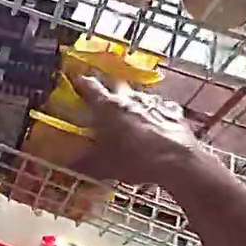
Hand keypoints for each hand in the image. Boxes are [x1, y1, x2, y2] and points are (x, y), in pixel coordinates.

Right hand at [72, 75, 211, 188]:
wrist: (178, 163)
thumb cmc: (134, 160)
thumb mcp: (103, 166)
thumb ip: (84, 162)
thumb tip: (68, 166)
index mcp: (107, 107)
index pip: (89, 86)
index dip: (80, 82)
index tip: (75, 80)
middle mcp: (129, 98)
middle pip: (115, 83)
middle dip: (108, 87)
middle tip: (102, 98)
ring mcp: (154, 102)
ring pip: (138, 94)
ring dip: (131, 100)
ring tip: (128, 113)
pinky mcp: (173, 112)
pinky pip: (160, 106)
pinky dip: (154, 111)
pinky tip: (154, 122)